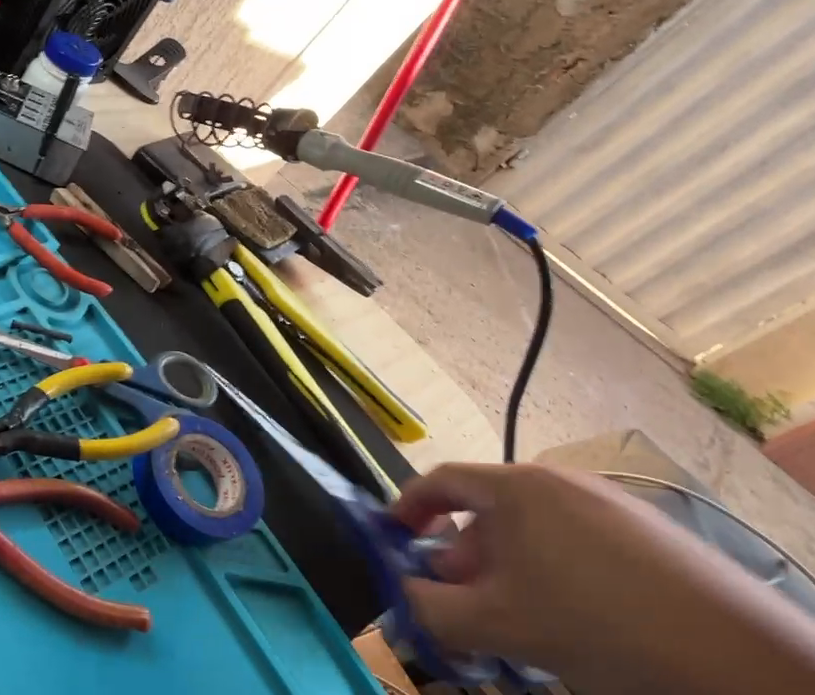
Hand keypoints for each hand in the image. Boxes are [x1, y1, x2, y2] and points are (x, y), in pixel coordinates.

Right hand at [393, 462, 814, 694]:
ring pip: (536, 531)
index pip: (440, 480)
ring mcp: (615, 506)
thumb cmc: (602, 627)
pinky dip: (560, 574)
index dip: (408, 508)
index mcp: (517, 487)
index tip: (396, 540)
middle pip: (488, 511)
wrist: (750, 665)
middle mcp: (561, 482)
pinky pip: (581, 543)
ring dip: (512, 571)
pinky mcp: (658, 537)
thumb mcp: (501, 626)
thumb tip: (403, 598)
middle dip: (465, 557)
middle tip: (464, 601)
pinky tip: (579, 622)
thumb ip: (431, 609)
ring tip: (522, 621)